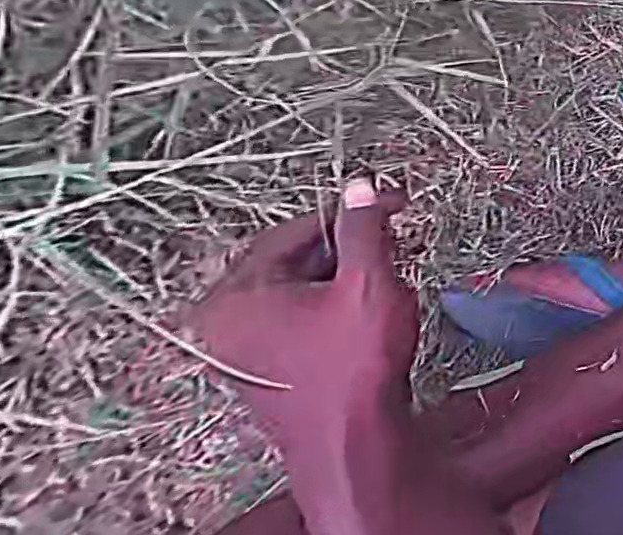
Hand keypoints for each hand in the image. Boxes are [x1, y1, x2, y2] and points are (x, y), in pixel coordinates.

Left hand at [191, 180, 417, 450]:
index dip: (351, 211)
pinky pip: (302, 310)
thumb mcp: (368, 280)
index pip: (296, 229)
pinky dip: (339, 295)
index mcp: (236, 298)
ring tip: (391, 269)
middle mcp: (227, 322)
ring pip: (303, 283)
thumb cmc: (355, 360)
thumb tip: (359, 187)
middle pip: (297, 256)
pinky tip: (374, 299)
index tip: (393, 202)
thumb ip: (363, 228)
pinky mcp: (269, 362)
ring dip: (351, 268)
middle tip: (395, 238)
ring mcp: (244, 346)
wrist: (354, 435)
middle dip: (352, 243)